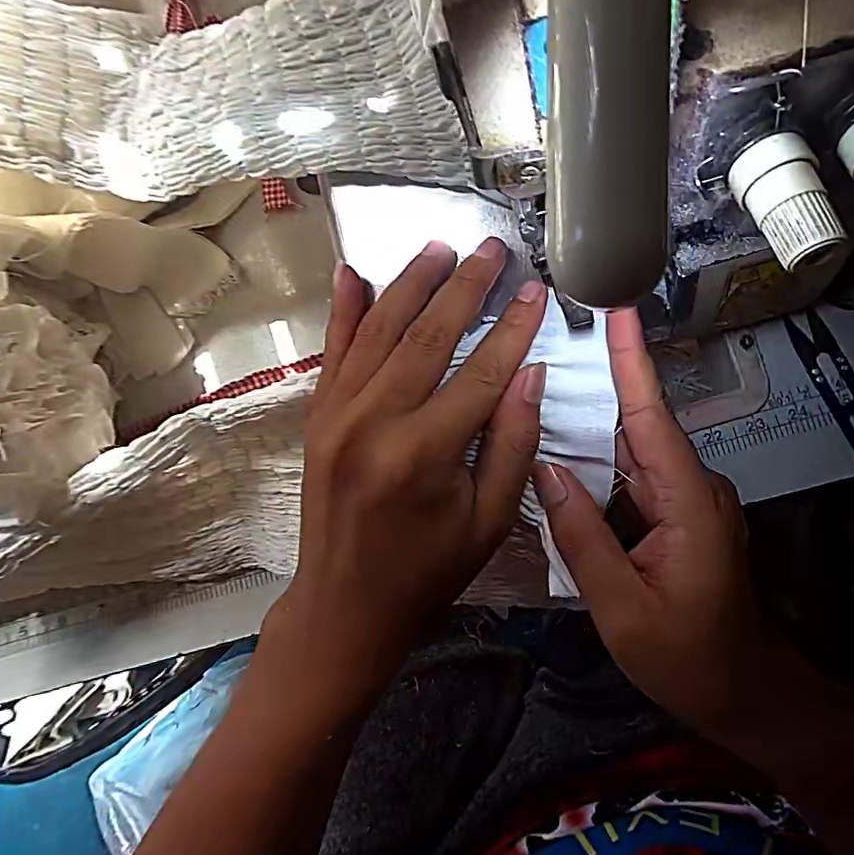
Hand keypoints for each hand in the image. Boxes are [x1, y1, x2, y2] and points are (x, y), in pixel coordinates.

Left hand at [271, 237, 548, 689]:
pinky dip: (345, 309)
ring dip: (411, 284)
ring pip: (379, 330)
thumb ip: (512, 443)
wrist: (343, 606)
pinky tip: (353, 272)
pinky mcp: (318, 416)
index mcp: (423, 454)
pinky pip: (334, 351)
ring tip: (440, 247)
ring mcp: (337, 414)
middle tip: (491, 249)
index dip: (514, 328)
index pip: (480, 373)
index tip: (535, 291)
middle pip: (428, 336)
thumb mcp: (489, 521)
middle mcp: (373, 422)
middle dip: (465, 287)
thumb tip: (530, 371)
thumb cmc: (427, 570)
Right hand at [535, 308, 815, 743]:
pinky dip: (603, 458)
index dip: (632, 362)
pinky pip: (636, 474)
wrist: (746, 690)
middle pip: (641, 423)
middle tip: (556, 341)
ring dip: (597, 419)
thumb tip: (546, 469)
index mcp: (688, 501)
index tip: (618, 311)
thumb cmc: (688, 657)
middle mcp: (694, 486)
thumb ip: (583, 538)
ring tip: (549, 385)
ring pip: (636, 448)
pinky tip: (568, 446)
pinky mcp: (680, 513)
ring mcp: (689, 499)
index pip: (652, 418)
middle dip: (602, 378)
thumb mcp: (623, 609)